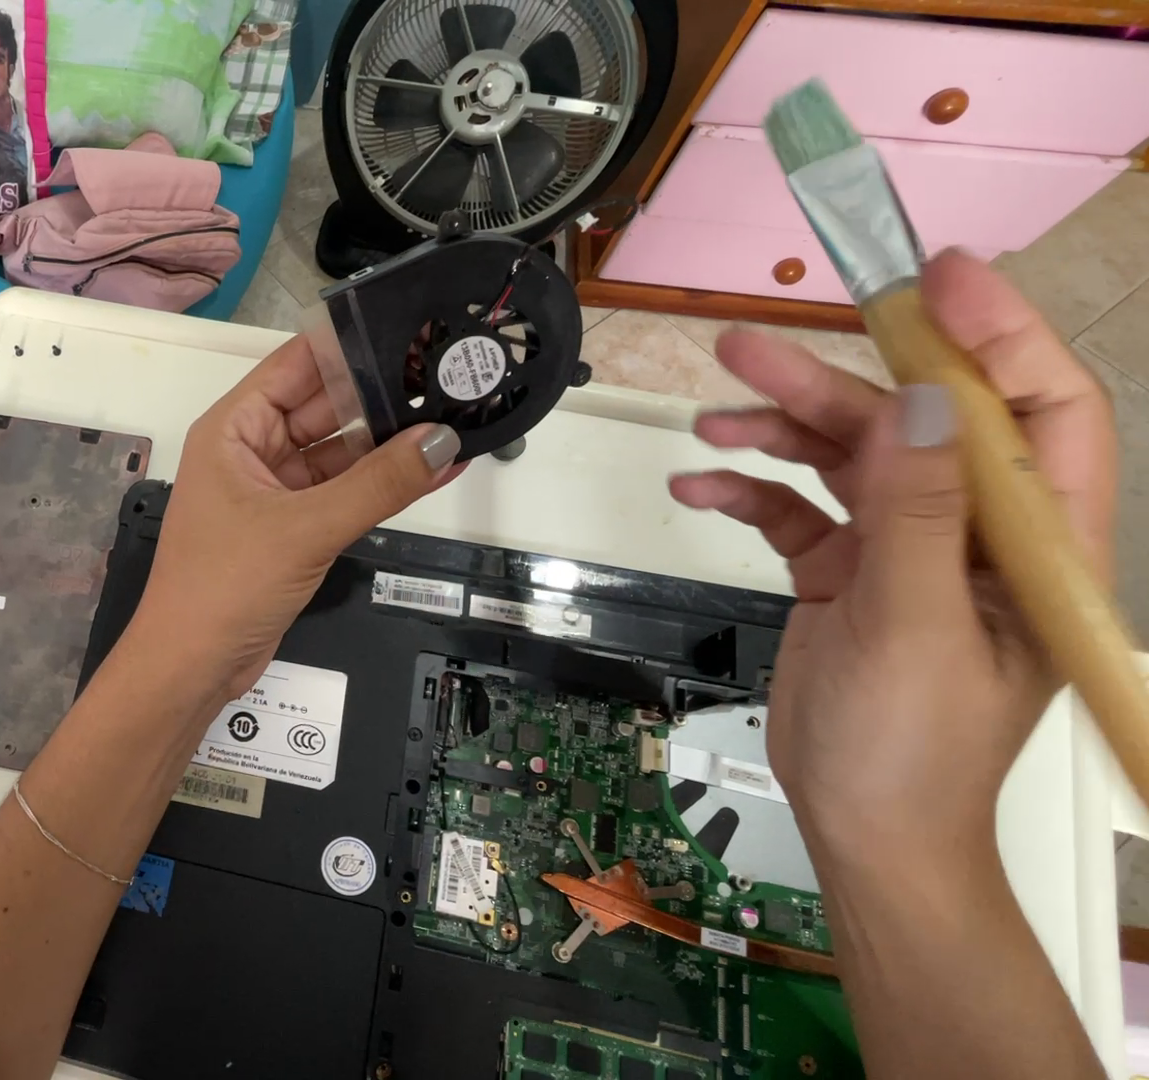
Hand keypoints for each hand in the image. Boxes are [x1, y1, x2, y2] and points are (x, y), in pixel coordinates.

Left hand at [128, 334, 465, 702]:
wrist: (193, 664)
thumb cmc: (224, 585)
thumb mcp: (304, 528)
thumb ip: (377, 485)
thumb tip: (443, 441)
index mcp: (233, 429)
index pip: (296, 365)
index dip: (349, 345)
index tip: (409, 329)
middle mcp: (251, 451)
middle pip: (323, 408)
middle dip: (380, 397)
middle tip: (449, 376)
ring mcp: (272, 491)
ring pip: (337, 453)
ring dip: (387, 445)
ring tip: (454, 420)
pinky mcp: (290, 527)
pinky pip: (340, 493)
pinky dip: (379, 486)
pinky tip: (431, 470)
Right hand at [667, 251, 1116, 862]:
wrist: (859, 817)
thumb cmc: (914, 742)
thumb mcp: (919, 626)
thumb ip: (921, 514)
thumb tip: (922, 403)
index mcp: (1030, 542)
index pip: (1035, 413)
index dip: (994, 338)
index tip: (932, 280)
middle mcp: (968, 532)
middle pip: (905, 428)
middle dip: (828, 384)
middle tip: (743, 351)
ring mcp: (898, 550)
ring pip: (838, 463)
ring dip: (772, 436)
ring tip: (708, 421)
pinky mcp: (838, 572)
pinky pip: (791, 513)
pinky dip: (745, 494)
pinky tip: (700, 486)